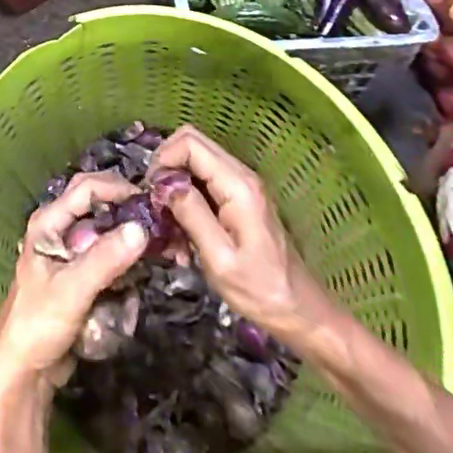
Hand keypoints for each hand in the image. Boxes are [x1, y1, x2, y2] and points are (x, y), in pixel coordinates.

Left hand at [0, 171, 150, 390]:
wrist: (24, 369)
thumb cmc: (39, 324)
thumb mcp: (73, 290)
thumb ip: (105, 259)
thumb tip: (141, 228)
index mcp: (48, 222)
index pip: (87, 188)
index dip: (119, 189)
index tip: (152, 203)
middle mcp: (58, 228)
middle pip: (98, 204)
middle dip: (127, 210)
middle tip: (161, 222)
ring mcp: (69, 249)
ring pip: (105, 228)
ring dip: (129, 235)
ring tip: (160, 245)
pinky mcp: (80, 271)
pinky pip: (107, 253)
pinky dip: (125, 257)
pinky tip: (142, 269)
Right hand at [151, 126, 342, 335]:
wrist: (299, 310)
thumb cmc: (260, 290)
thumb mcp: (219, 258)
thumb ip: (192, 215)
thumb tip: (164, 183)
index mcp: (238, 186)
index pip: (190, 143)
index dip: (164, 159)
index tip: (152, 193)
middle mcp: (241, 175)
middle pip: (191, 142)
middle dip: (165, 166)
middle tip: (155, 202)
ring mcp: (241, 184)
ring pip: (194, 160)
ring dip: (174, 184)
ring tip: (167, 223)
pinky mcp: (238, 197)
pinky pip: (203, 180)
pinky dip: (185, 197)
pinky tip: (182, 231)